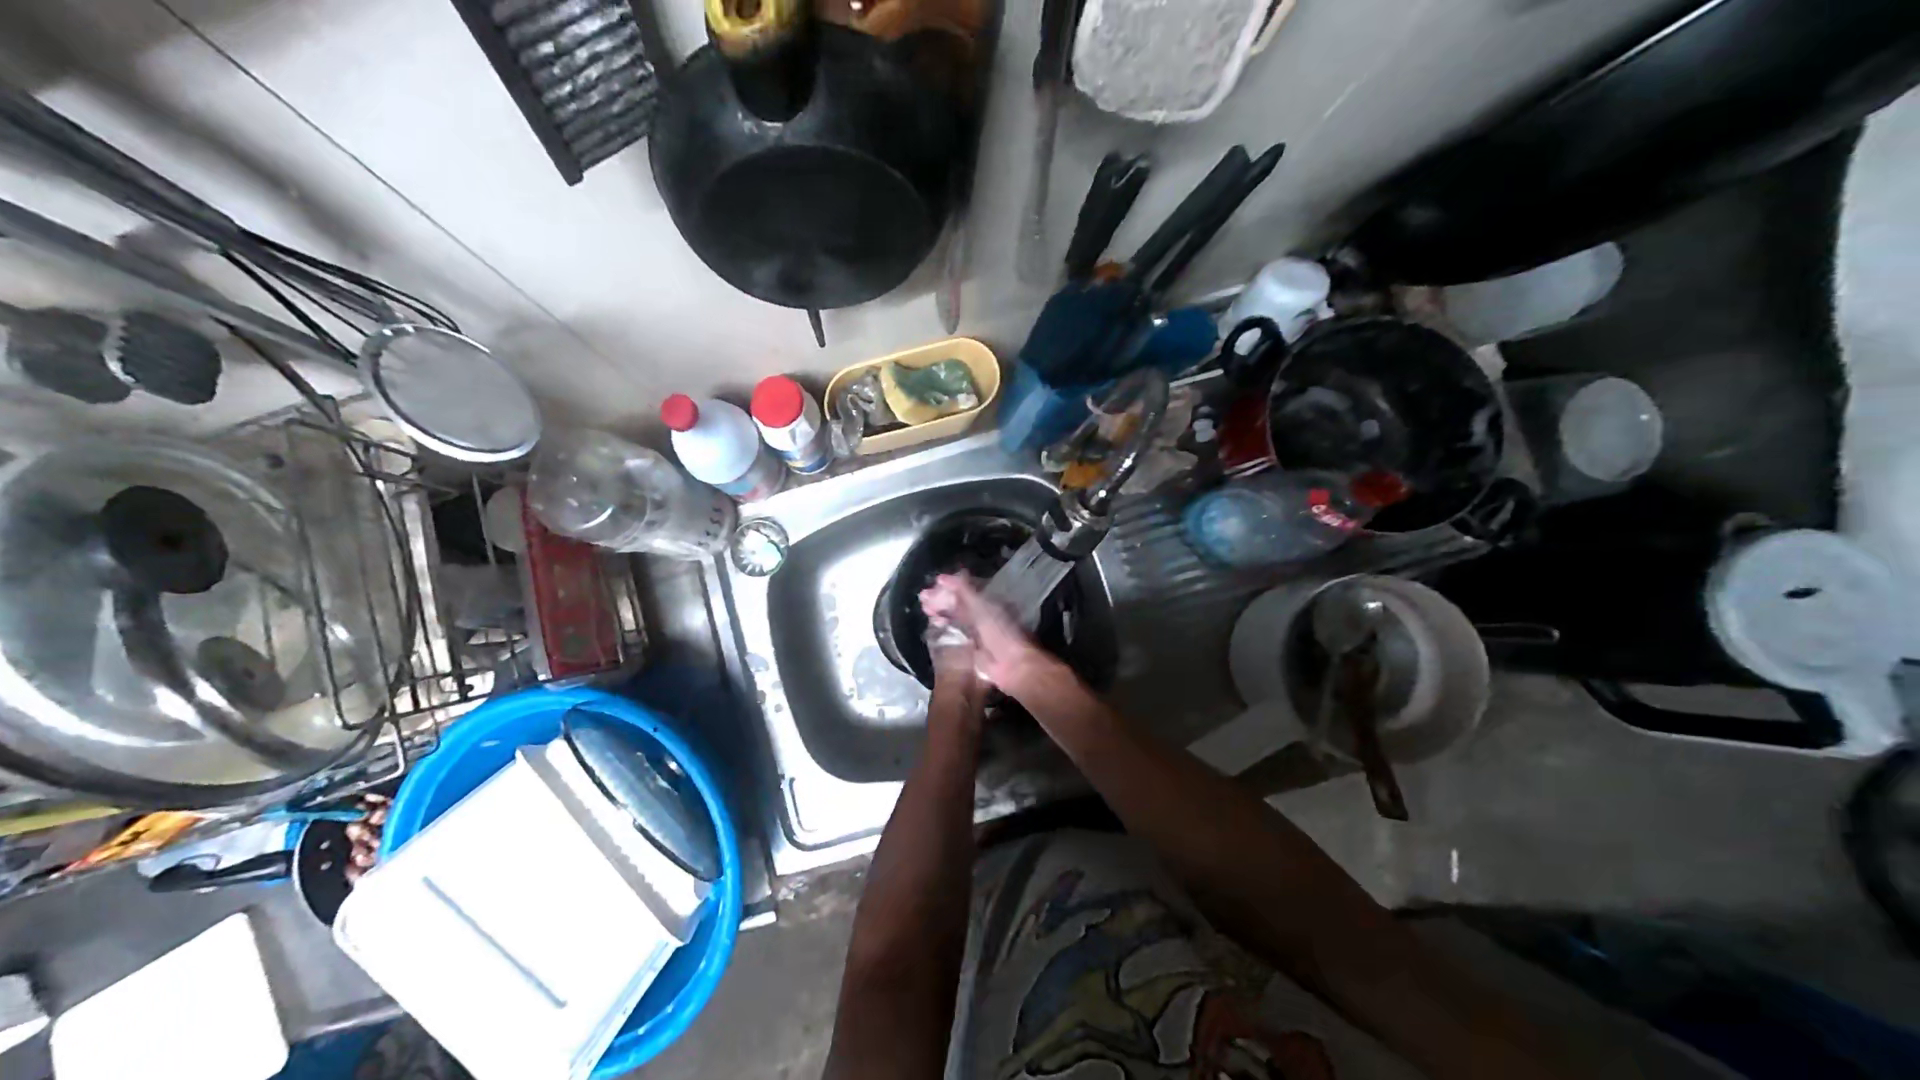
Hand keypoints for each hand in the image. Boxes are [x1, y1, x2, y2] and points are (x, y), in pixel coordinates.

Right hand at [918, 573, 1049, 692]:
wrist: (1011, 664)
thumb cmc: (999, 631)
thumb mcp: (981, 605)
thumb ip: (964, 590)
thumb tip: (944, 577)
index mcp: (990, 602)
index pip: (966, 589)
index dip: (950, 585)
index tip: (935, 583)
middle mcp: (984, 614)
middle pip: (959, 603)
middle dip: (941, 598)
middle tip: (923, 598)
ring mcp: (977, 631)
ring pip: (955, 617)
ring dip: (941, 612)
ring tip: (926, 610)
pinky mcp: (971, 647)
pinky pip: (955, 633)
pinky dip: (944, 628)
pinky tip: (934, 626)